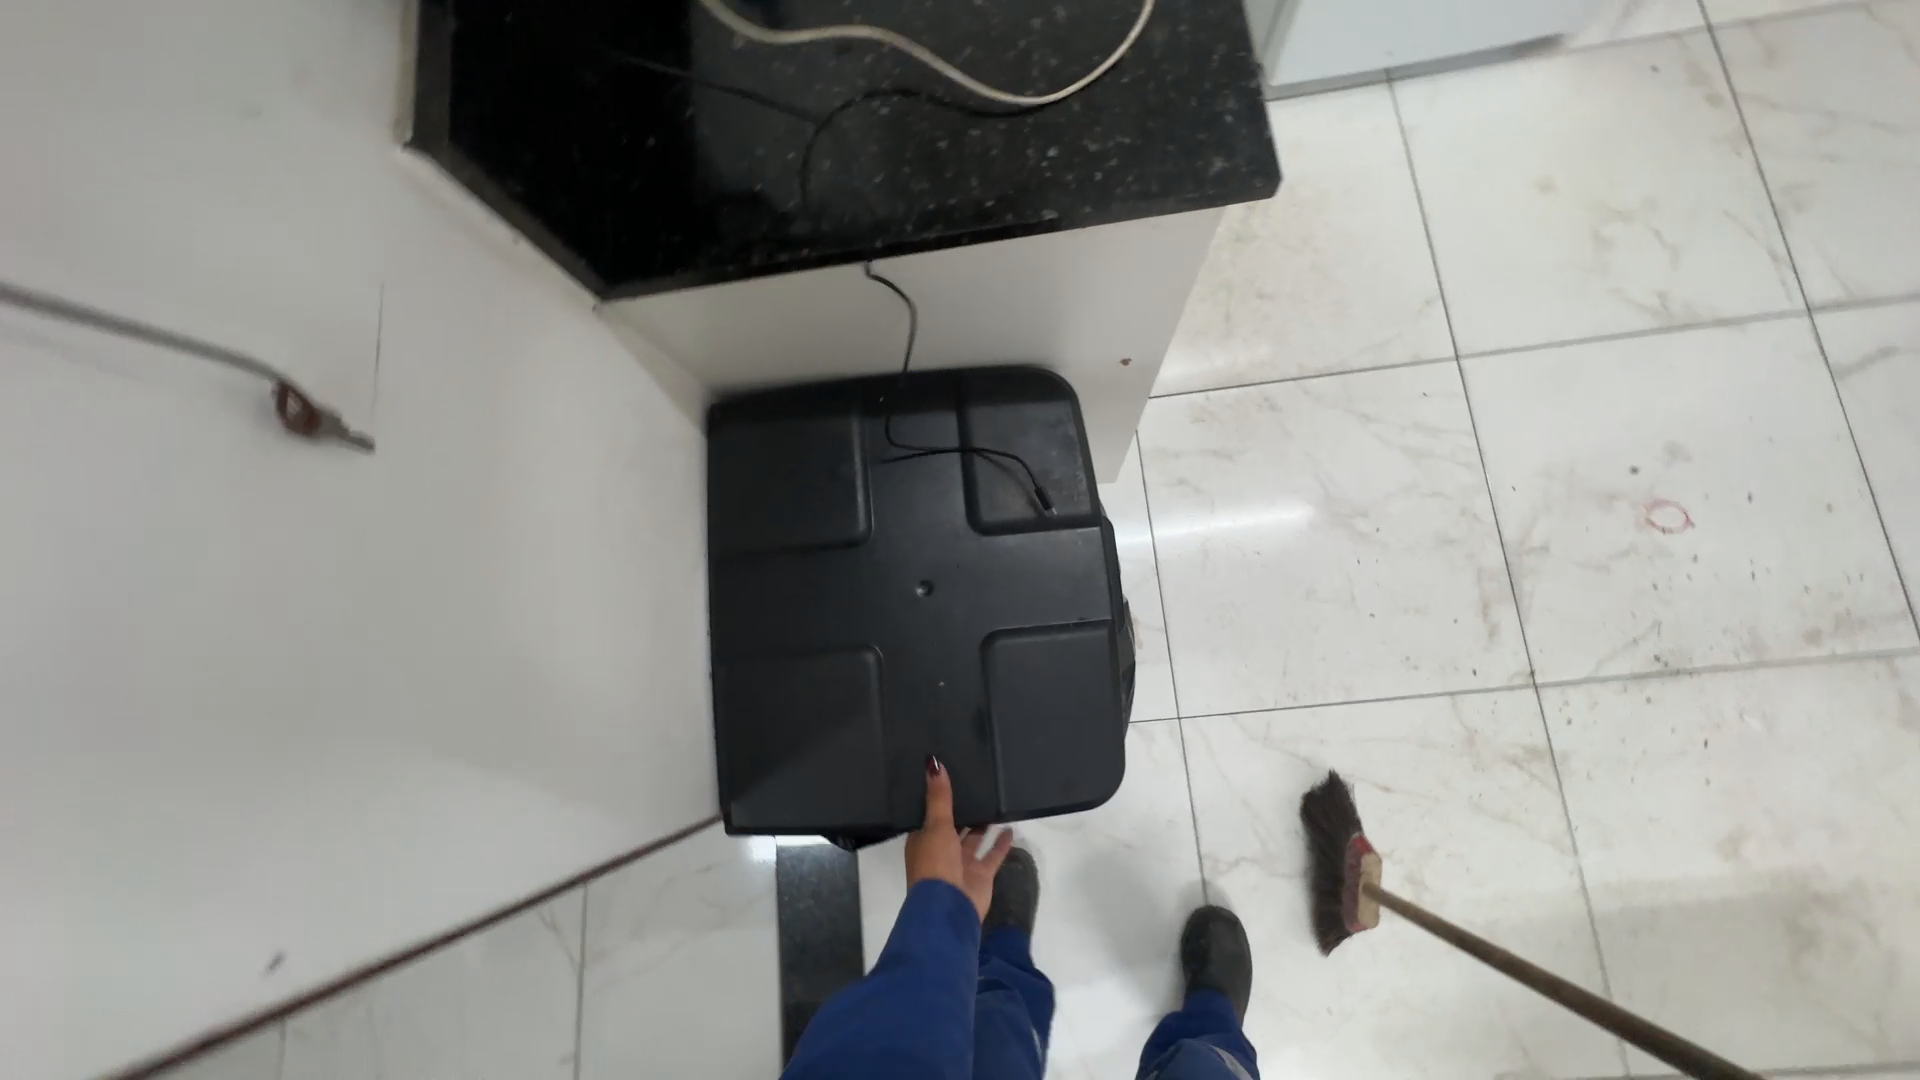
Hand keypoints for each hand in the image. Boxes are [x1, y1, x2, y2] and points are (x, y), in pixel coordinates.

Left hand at [905, 757, 1013, 921]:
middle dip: (963, 810)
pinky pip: (992, 854)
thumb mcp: (935, 825)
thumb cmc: (935, 863)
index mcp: (923, 840)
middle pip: (953, 826)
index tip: (948, 777)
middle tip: (976, 784)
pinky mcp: (981, 875)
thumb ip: (939, 796)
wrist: (949, 908)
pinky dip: (1001, 843)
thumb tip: (933, 762)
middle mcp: (941, 851)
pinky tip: (1011, 827)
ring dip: (983, 825)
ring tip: (994, 802)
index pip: (929, 814)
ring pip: (973, 839)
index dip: (937, 799)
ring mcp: (962, 864)